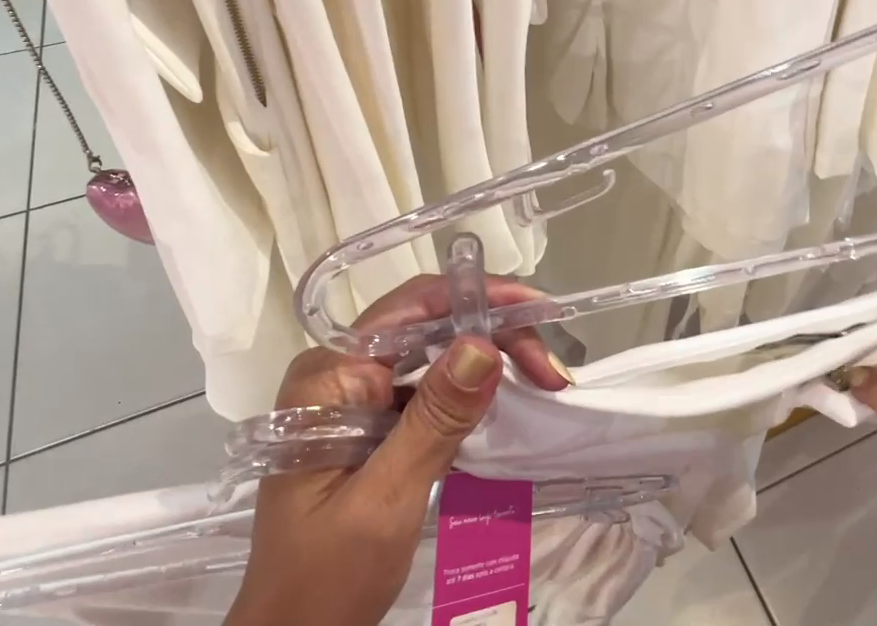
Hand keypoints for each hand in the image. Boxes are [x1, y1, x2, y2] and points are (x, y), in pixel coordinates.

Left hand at [227, 276, 570, 625]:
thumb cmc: (324, 578)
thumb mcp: (384, 499)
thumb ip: (434, 419)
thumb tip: (483, 342)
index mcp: (328, 376)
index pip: (410, 308)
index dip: (477, 298)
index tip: (539, 311)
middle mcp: (339, 372)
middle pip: (427, 324)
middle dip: (494, 333)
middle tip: (552, 370)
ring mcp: (355, 398)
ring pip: (433, 353)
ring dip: (489, 360)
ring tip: (543, 379)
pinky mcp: (372, 424)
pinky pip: (429, 388)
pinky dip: (472, 390)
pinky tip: (508, 399)